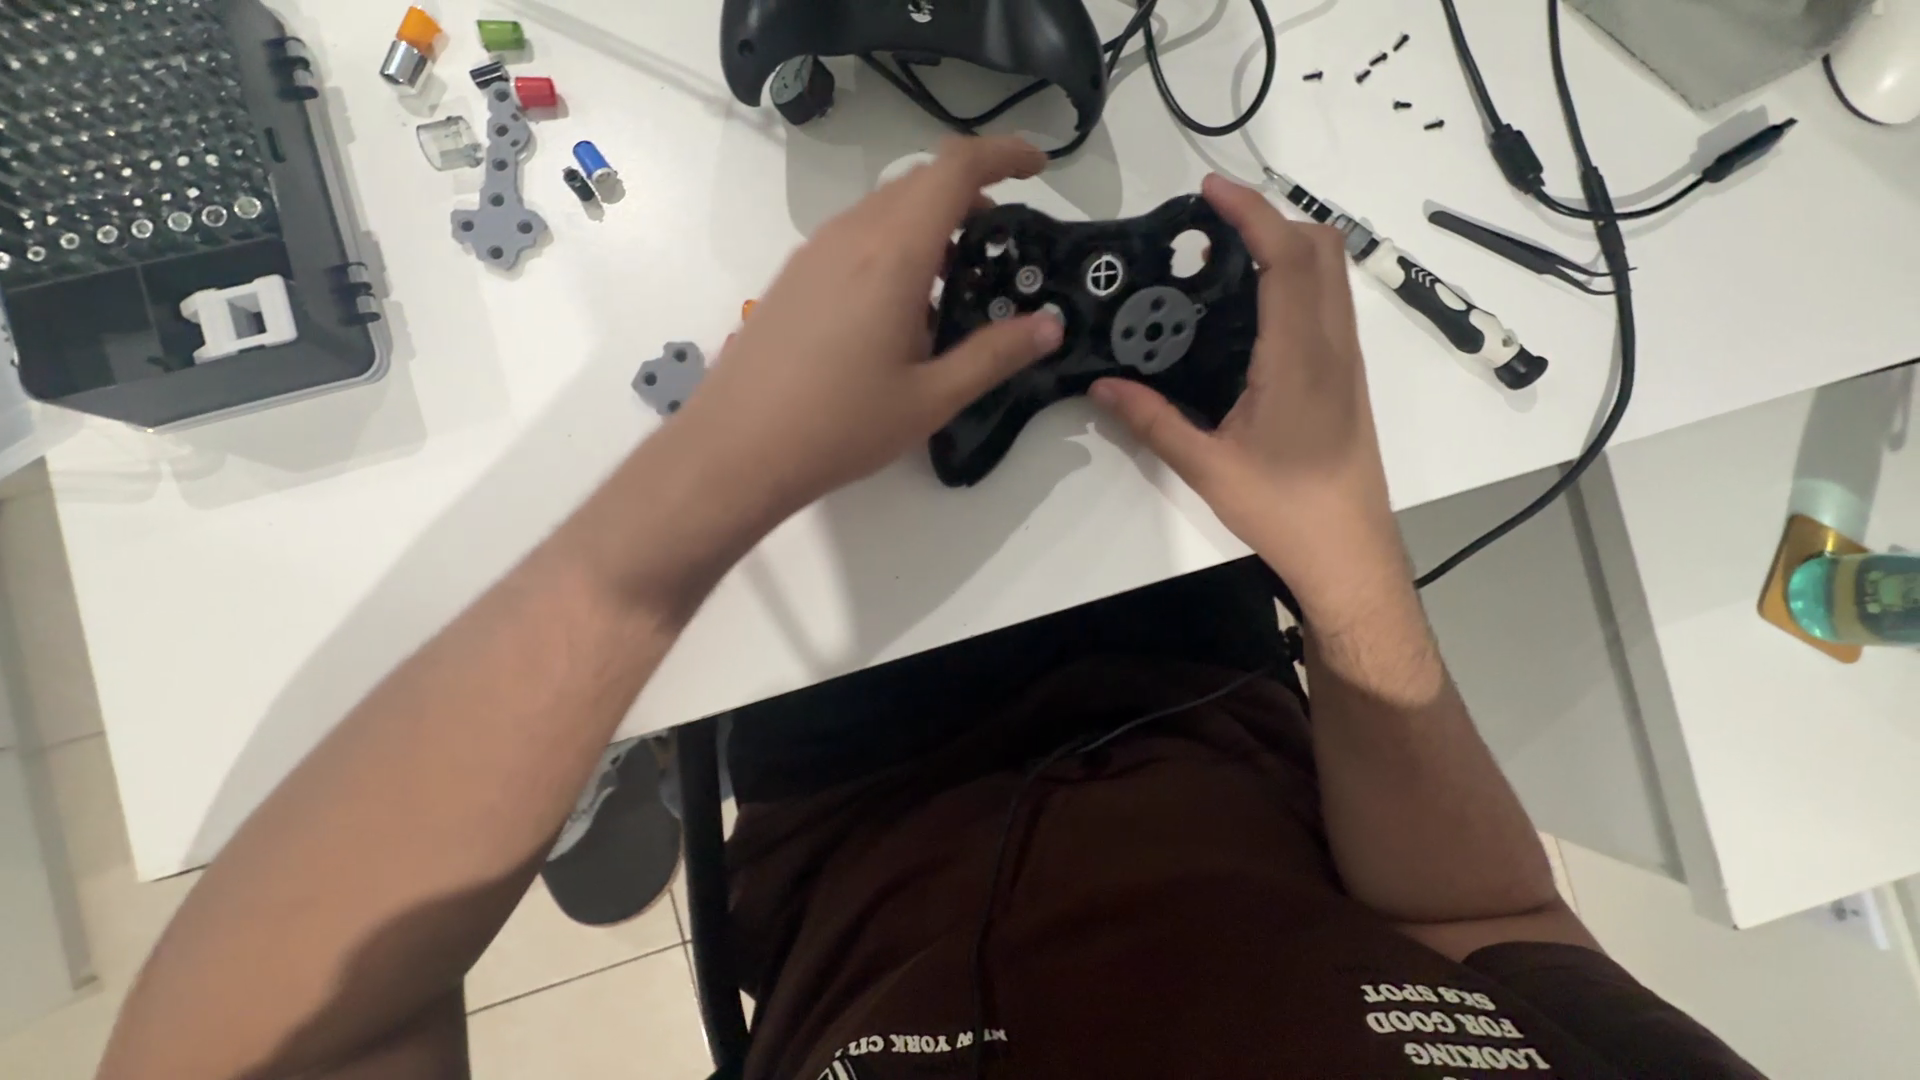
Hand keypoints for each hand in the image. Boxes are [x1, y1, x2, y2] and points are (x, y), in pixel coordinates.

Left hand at [674, 136, 1064, 519]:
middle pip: (918, 183)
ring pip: (884, 209)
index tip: (1038, 167)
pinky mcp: (794, 278)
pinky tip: (900, 309)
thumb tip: (1049, 326)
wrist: (737, 450)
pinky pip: (855, 237)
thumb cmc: (840, 427)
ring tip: (955, 281)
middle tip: (1001, 243)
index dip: (1003, 154)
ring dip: (929, 224)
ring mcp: (814, 255)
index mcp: (891, 255)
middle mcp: (849, 237)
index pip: (954, 170)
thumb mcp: (930, 399)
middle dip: (970, 195)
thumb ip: (995, 355)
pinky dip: (894, 246)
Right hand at [1089, 174, 1404, 609]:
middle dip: (1270, 219)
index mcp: (1299, 358)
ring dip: (1286, 247)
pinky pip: (1327, 303)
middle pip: (1320, 249)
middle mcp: (1332, 345)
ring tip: (1222, 261)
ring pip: (1330, 274)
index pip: (1286, 258)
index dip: (1250, 213)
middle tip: (1209, 230)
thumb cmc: (1282, 509)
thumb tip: (1101, 385)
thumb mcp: (1207, 467)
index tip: (1208, 191)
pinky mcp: (1345, 377)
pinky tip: (1248, 311)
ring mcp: (1345, 360)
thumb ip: (1152, 421)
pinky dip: (1294, 280)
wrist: (1348, 551)